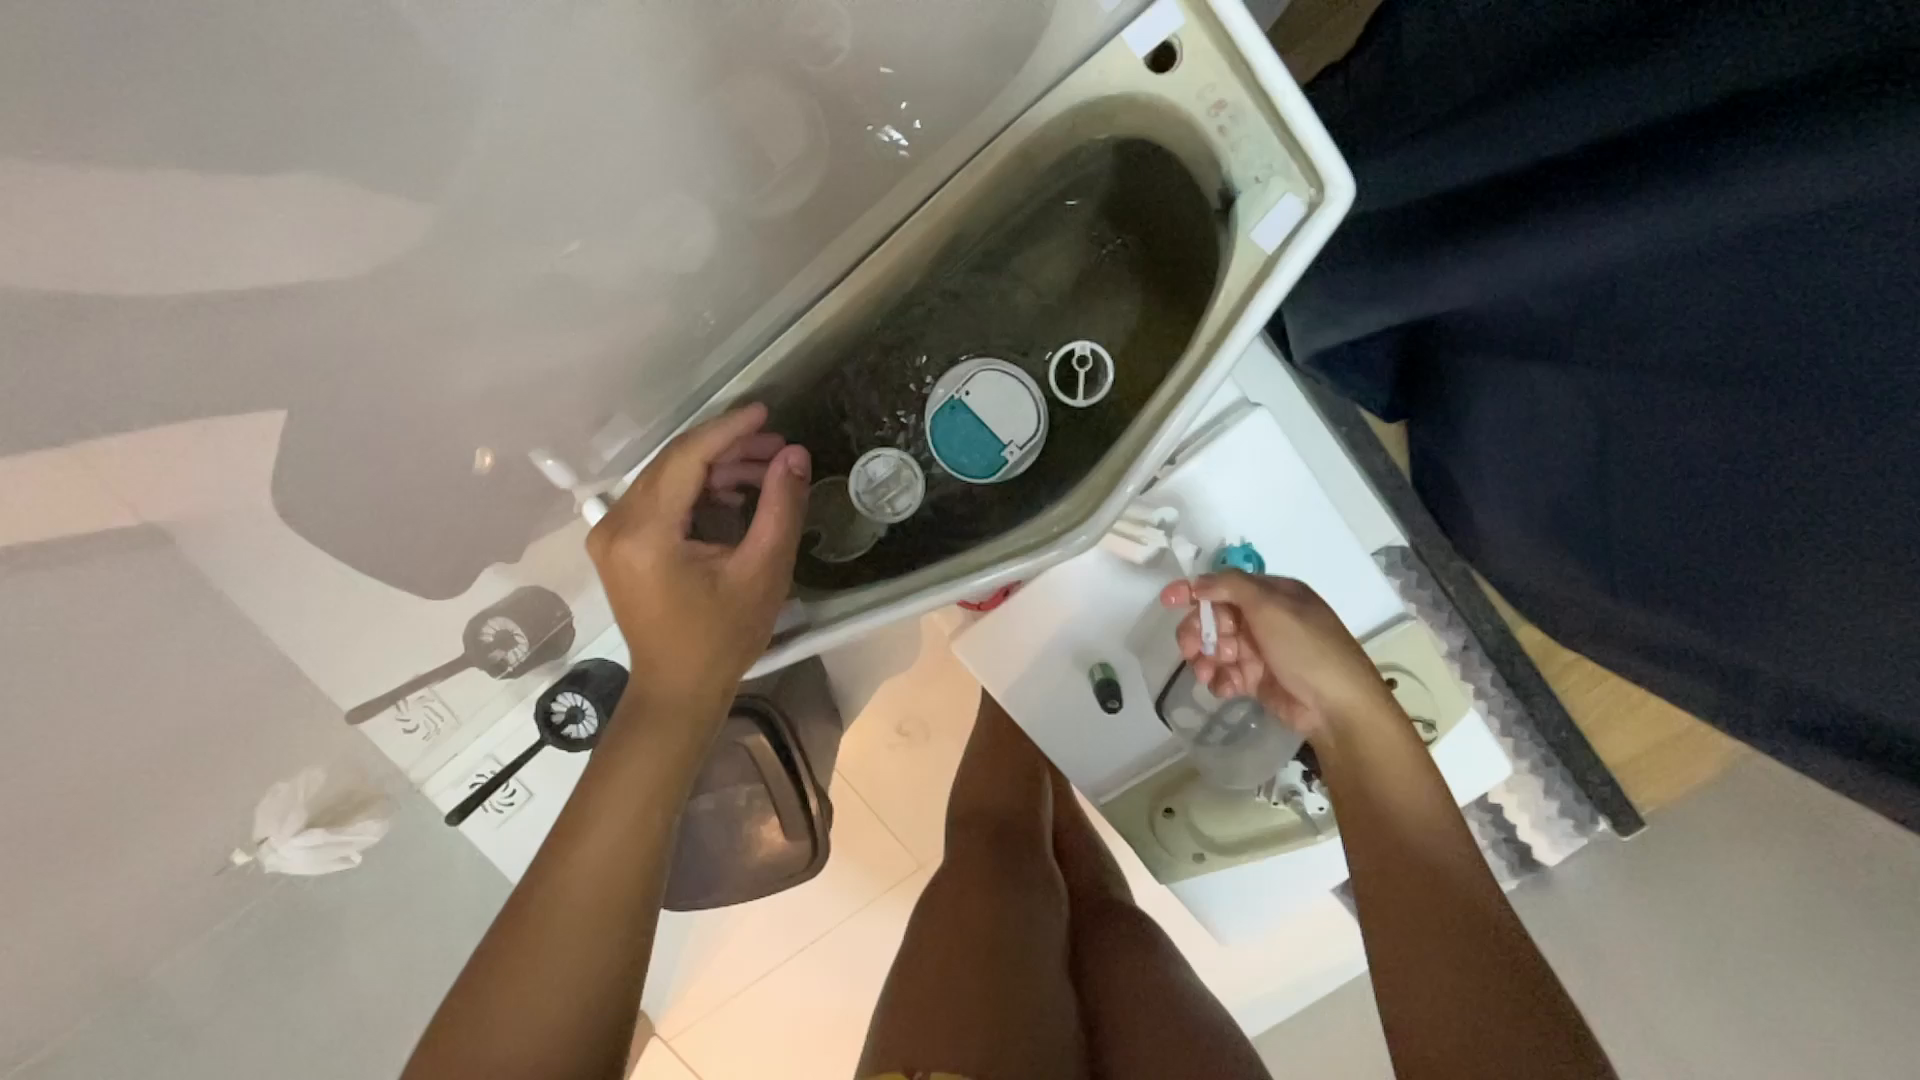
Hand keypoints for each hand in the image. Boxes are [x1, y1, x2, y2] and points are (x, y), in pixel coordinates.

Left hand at [588, 403, 809, 711]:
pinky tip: (736, 495)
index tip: (766, 413)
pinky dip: (698, 490)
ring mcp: (611, 534)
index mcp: (645, 532)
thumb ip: (781, 507)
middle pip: (674, 462)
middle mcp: (616, 524)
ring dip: (716, 468)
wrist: (678, 687)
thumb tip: (794, 455)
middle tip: (779, 448)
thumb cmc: (723, 637)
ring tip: (766, 471)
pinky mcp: (619, 544)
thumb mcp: (763, 571)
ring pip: (668, 477)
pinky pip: (660, 498)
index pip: (686, 457)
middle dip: (728, 448)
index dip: (729, 429)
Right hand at [1159, 572, 1398, 740]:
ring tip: (1207, 674)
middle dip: (1199, 632)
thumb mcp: (1271, 607)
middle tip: (1191, 649)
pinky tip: (1226, 688)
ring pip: (1216, 647)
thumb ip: (1231, 586)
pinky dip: (1220, 679)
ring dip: (1206, 659)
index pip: (1224, 586)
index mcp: (1273, 594)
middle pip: (1215, 618)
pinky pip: (1226, 673)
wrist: (1337, 707)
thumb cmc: (1307, 648)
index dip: (1194, 592)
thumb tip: (1198, 582)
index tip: (1168, 602)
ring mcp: (1261, 650)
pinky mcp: (1257, 679)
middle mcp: (1265, 619)